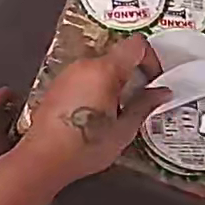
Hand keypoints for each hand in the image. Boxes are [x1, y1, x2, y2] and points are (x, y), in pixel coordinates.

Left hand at [9, 36, 167, 190]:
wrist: (41, 160)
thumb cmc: (85, 146)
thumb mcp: (123, 130)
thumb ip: (145, 105)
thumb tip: (163, 92)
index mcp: (105, 70)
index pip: (136, 44)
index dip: (151, 58)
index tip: (154, 80)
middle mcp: (85, 64)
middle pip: (118, 56)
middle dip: (132, 74)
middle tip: (138, 100)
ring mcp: (69, 73)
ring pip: (101, 66)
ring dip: (114, 81)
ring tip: (117, 111)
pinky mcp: (57, 84)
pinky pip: (85, 76)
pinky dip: (97, 86)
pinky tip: (95, 113)